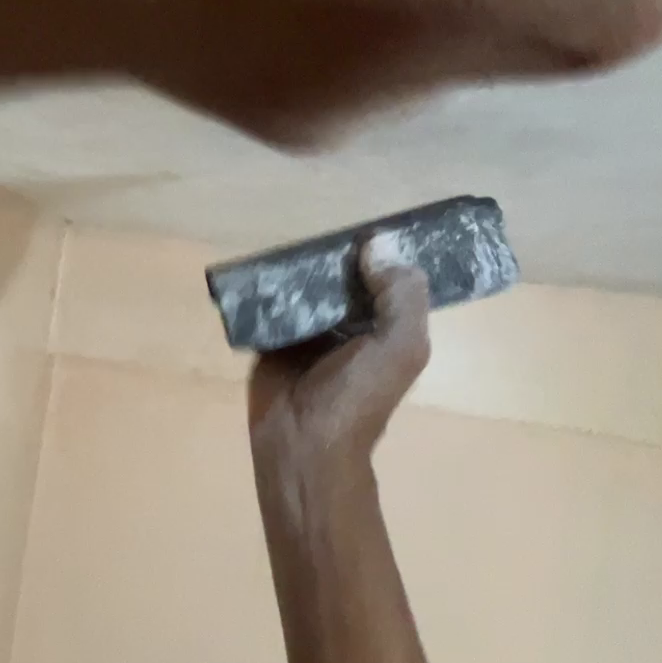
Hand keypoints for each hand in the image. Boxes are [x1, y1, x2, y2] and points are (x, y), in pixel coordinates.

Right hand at [247, 238, 433, 467]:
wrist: (301, 441)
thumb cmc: (357, 397)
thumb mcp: (401, 346)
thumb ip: (400, 295)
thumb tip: (377, 243)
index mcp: (389, 326)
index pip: (390, 277)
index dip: (385, 250)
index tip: (370, 221)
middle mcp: (351, 323)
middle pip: (345, 275)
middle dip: (336, 253)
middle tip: (320, 223)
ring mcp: (309, 328)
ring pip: (306, 284)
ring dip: (298, 265)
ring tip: (287, 237)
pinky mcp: (272, 334)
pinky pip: (270, 301)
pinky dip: (266, 285)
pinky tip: (260, 264)